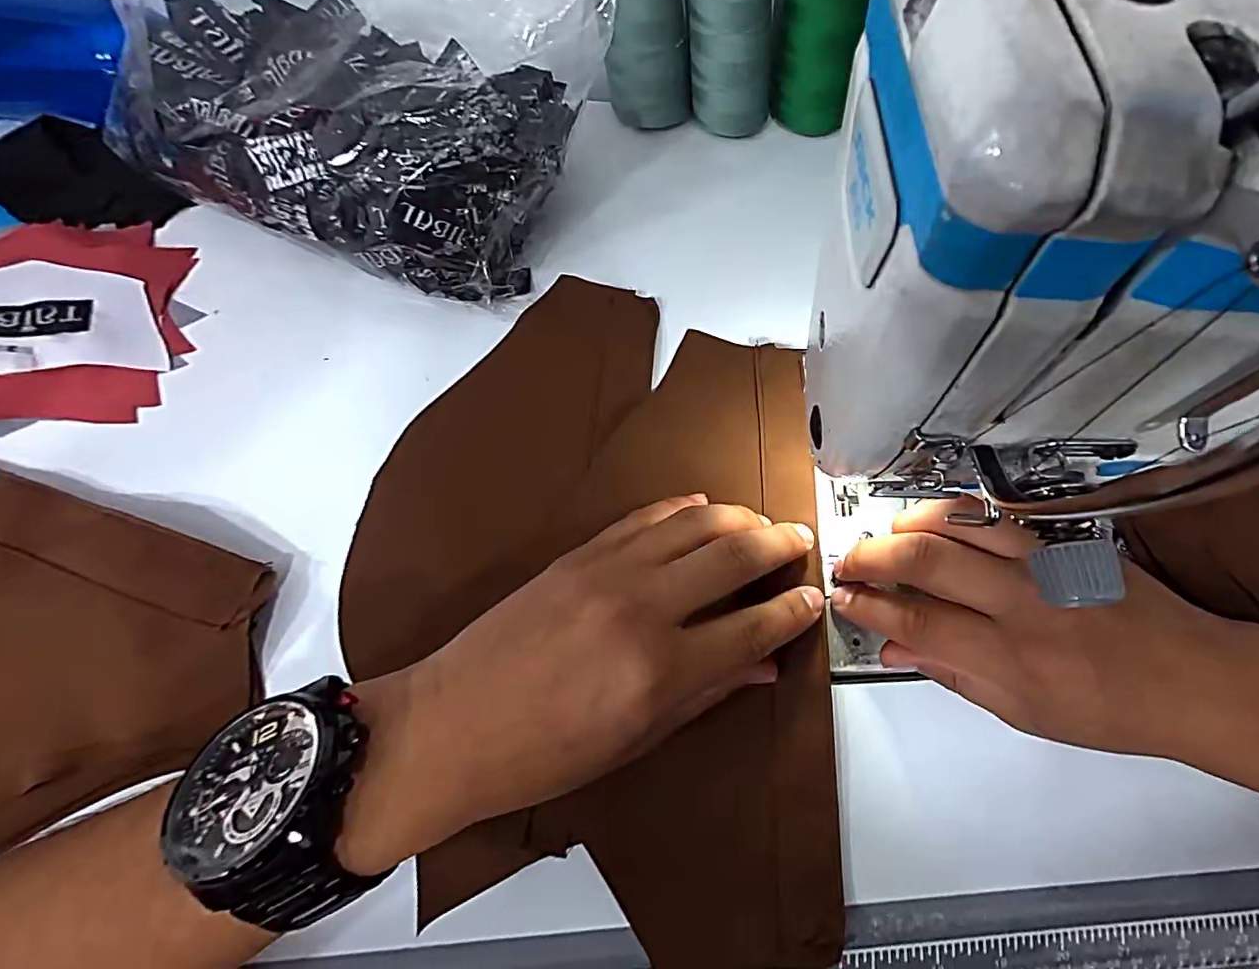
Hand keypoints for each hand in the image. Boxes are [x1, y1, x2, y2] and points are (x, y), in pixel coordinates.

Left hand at [338, 495, 820, 872]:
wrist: (446, 727)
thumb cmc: (540, 752)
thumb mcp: (635, 739)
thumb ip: (708, 693)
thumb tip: (761, 668)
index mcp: (660, 669)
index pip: (753, 627)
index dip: (792, 611)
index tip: (812, 599)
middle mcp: (642, 608)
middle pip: (735, 555)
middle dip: (780, 544)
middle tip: (800, 541)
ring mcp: (609, 570)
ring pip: (697, 522)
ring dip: (739, 517)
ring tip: (761, 523)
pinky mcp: (581, 553)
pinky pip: (647, 516)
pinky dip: (684, 507)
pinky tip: (703, 508)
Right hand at [831, 498, 1258, 761]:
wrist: (1190, 677)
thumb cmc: (1115, 707)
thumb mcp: (1022, 711)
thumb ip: (952, 673)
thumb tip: (900, 648)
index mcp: (1010, 657)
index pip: (917, 619)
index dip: (869, 606)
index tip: (845, 598)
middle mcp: (1022, 603)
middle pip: (925, 559)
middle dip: (871, 555)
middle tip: (850, 562)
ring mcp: (1042, 563)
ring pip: (956, 523)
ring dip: (906, 524)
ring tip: (884, 537)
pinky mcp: (1059, 541)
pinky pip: (992, 515)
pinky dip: (952, 513)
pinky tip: (933, 522)